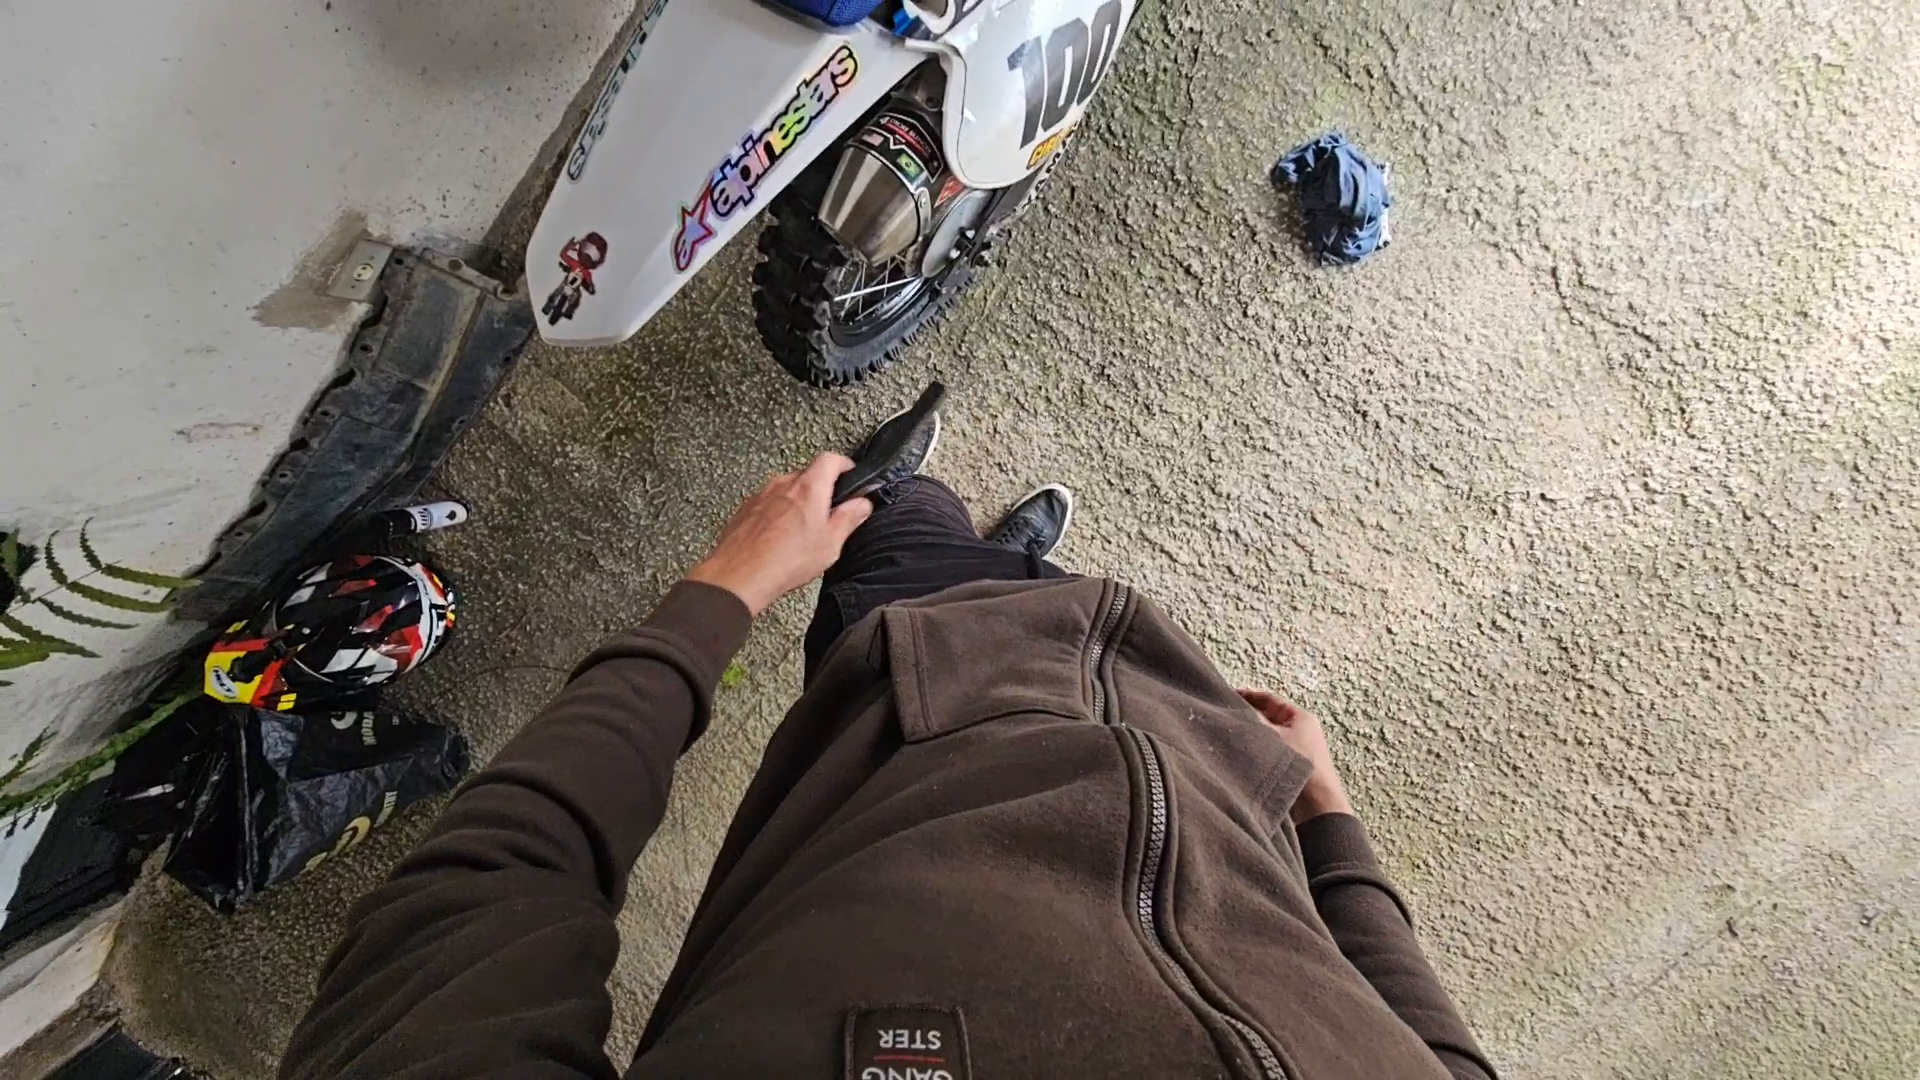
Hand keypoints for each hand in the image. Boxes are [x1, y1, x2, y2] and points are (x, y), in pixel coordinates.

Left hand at [686, 454, 873, 615]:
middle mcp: (783, 484)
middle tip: (831, 511)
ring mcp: (761, 495)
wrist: (740, 576)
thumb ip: (849, 518)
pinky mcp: (746, 509)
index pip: (830, 459)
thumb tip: (862, 504)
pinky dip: (779, 513)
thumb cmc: (785, 560)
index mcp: (809, 487)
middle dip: (822, 488)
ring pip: (787, 489)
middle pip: (808, 473)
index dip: (844, 465)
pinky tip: (781, 538)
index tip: (851, 475)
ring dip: (798, 502)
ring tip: (804, 530)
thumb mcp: (830, 543)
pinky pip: (769, 503)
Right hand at [1238, 689, 1353, 824]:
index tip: (1228, 694)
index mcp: (1300, 717)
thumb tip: (1236, 709)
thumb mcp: (1273, 737)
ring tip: (1229, 730)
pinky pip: (1269, 747)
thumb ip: (1254, 720)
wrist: (1317, 805)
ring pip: (1267, 732)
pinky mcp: (1291, 763)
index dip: (1248, 695)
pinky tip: (1240, 748)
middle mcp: (1300, 728)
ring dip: (1252, 731)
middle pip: (1268, 715)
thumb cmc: (1300, 765)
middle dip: (1248, 713)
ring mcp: (1296, 746)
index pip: (1269, 699)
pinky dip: (1257, 745)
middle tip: (1225, 713)